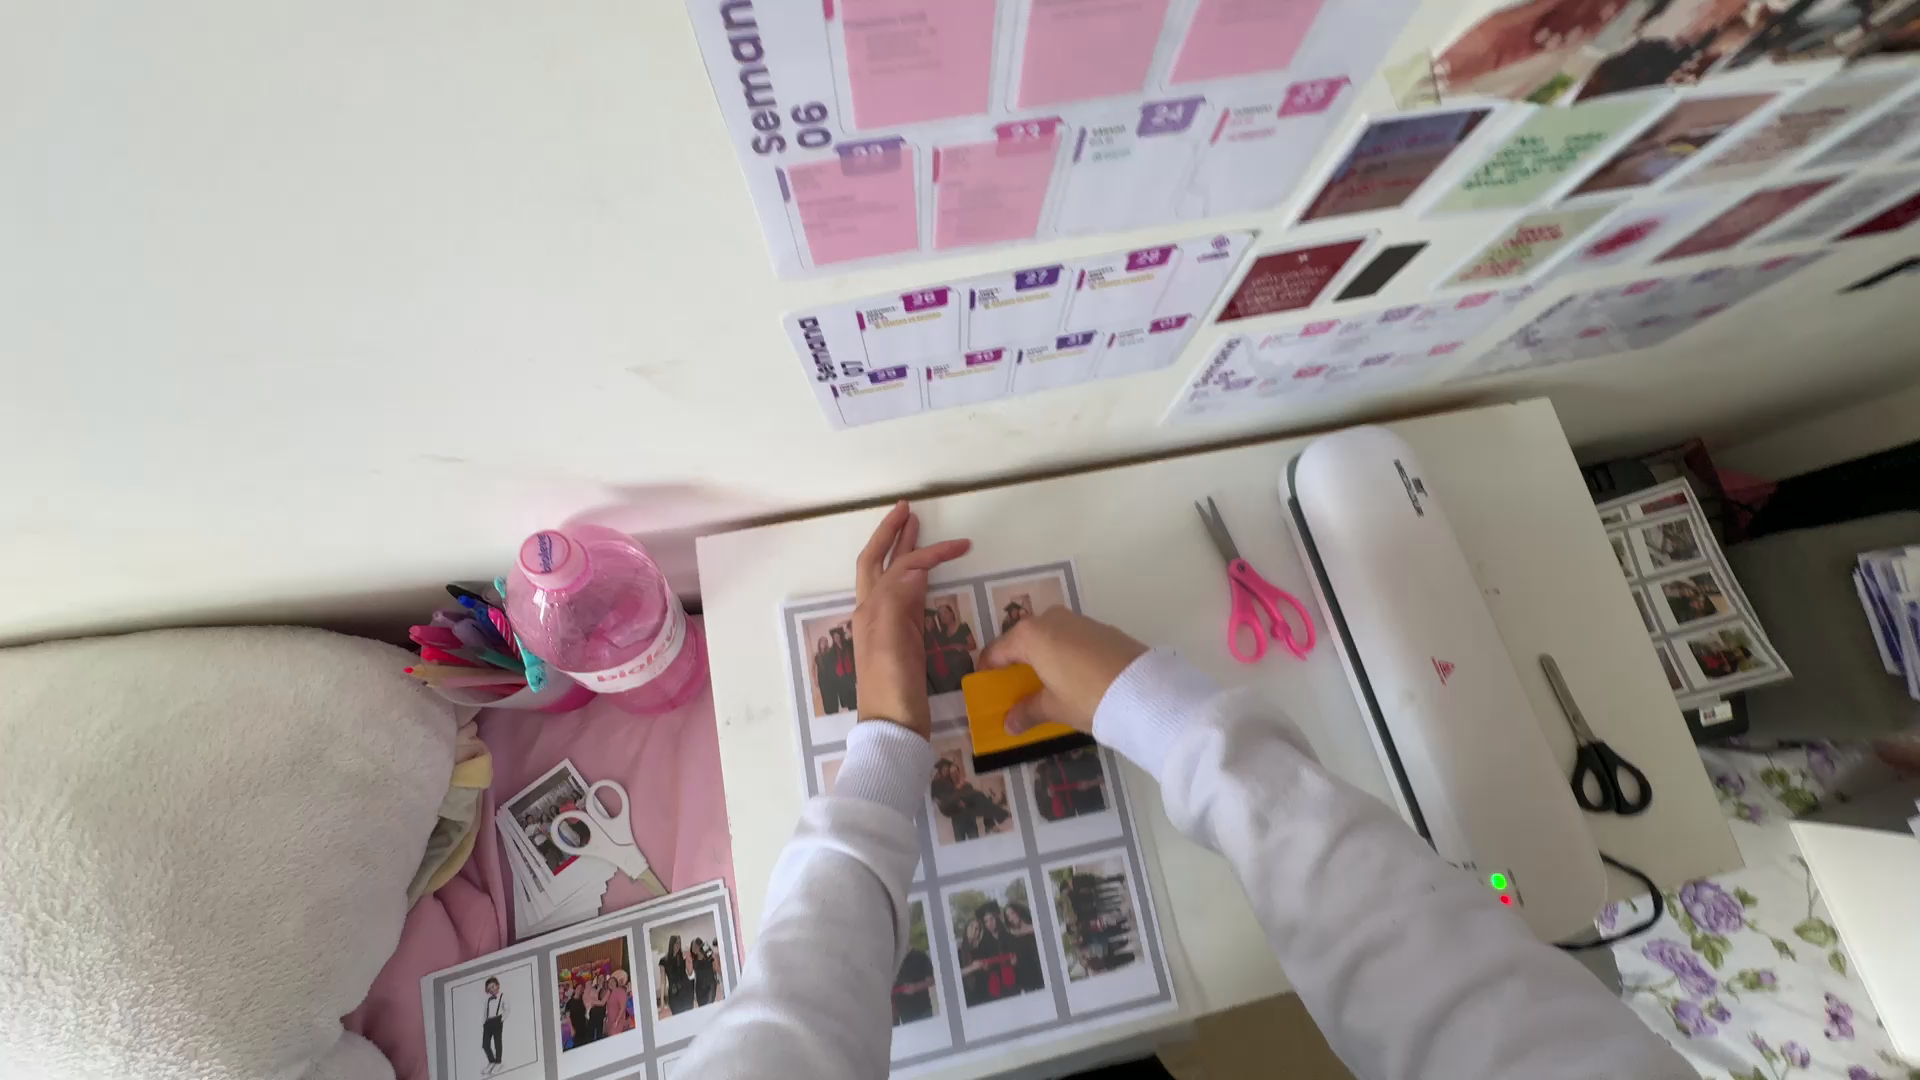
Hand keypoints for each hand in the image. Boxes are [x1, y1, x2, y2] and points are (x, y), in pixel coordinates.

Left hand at [854, 501, 970, 737]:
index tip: (961, 545)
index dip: (925, 552)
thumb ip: (897, 602)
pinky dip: (915, 579)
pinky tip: (924, 575)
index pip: (896, 567)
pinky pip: (907, 599)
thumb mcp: (890, 643)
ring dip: (902, 552)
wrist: (894, 729)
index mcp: (871, 610)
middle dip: (892, 535)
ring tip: (915, 530)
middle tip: (907, 510)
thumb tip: (914, 569)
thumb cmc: (891, 688)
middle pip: (880, 563)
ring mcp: (889, 626)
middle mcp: (875, 613)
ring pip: (893, 578)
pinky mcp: (904, 640)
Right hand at [976, 607, 1146, 735]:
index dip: (987, 669)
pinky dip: (1063, 653)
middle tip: (1013, 686)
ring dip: (1041, 655)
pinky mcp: (1100, 627)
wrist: (1144, 689)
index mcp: (1030, 635)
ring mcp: (1077, 620)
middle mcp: (1050, 619)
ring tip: (1043, 682)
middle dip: (1015, 660)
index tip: (984, 686)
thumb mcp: (1054, 708)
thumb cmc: (1088, 697)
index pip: (997, 650)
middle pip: (1022, 639)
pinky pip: (1070, 638)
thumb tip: (1009, 722)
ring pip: (1048, 635)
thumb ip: (1027, 711)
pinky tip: (1071, 675)